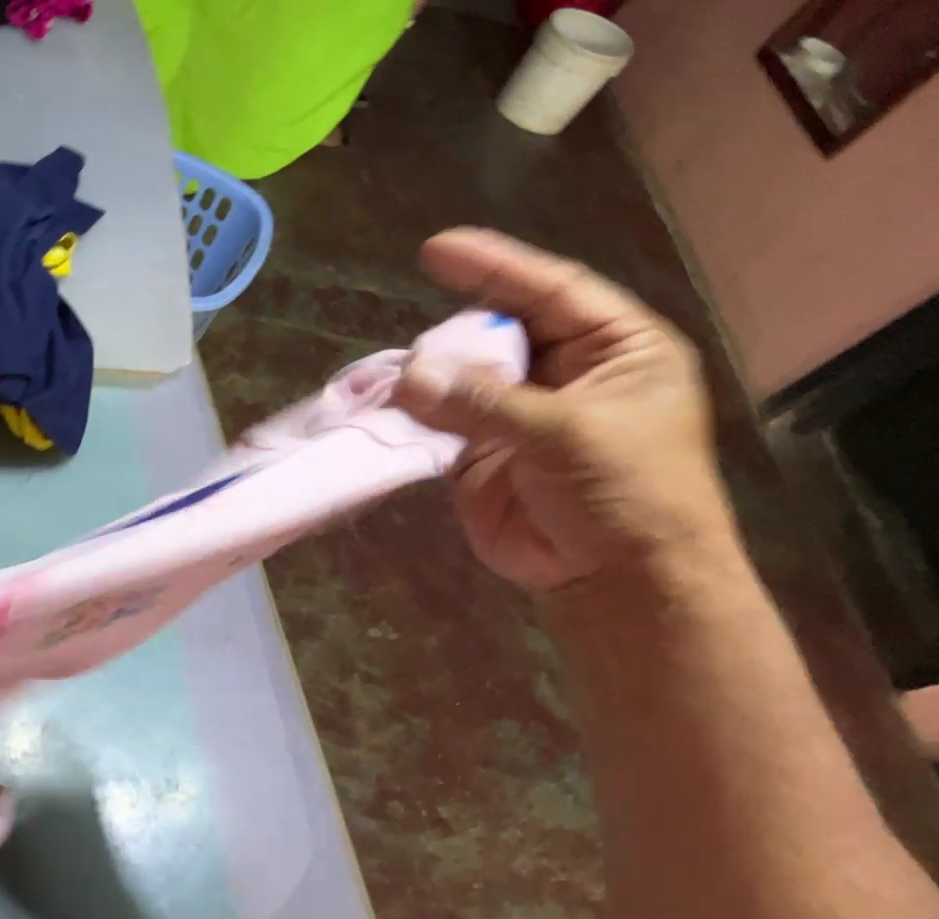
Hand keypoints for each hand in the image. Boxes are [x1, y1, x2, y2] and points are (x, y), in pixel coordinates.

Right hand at [391, 228, 738, 593]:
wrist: (612, 578)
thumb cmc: (626, 494)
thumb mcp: (568, 434)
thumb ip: (486, 402)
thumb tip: (408, 376)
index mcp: (613, 351)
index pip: (549, 291)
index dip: (494, 267)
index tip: (436, 249)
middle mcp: (561, 375)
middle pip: (493, 334)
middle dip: (450, 337)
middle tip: (416, 352)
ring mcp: (515, 415)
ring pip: (457, 380)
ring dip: (422, 380)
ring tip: (386, 381)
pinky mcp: (477, 455)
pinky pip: (436, 425)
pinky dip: (409, 420)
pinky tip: (383, 411)